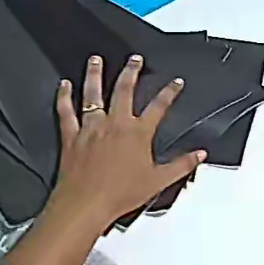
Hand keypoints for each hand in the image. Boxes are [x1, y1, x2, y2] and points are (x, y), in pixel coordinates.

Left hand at [45, 55, 203, 230]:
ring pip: (93, 94)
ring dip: (95, 75)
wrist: (86, 205)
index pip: (159, 106)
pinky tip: (63, 85)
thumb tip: (199, 155)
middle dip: (131, 71)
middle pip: (124, 90)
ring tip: (96, 60)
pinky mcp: (72, 136)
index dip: (169, 92)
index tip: (175, 82)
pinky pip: (66, 111)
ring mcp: (91, 128)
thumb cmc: (119, 194)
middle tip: (134, 59)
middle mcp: (114, 124)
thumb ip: (181, 165)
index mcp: (137, 133)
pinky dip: (64, 96)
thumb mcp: (158, 181)